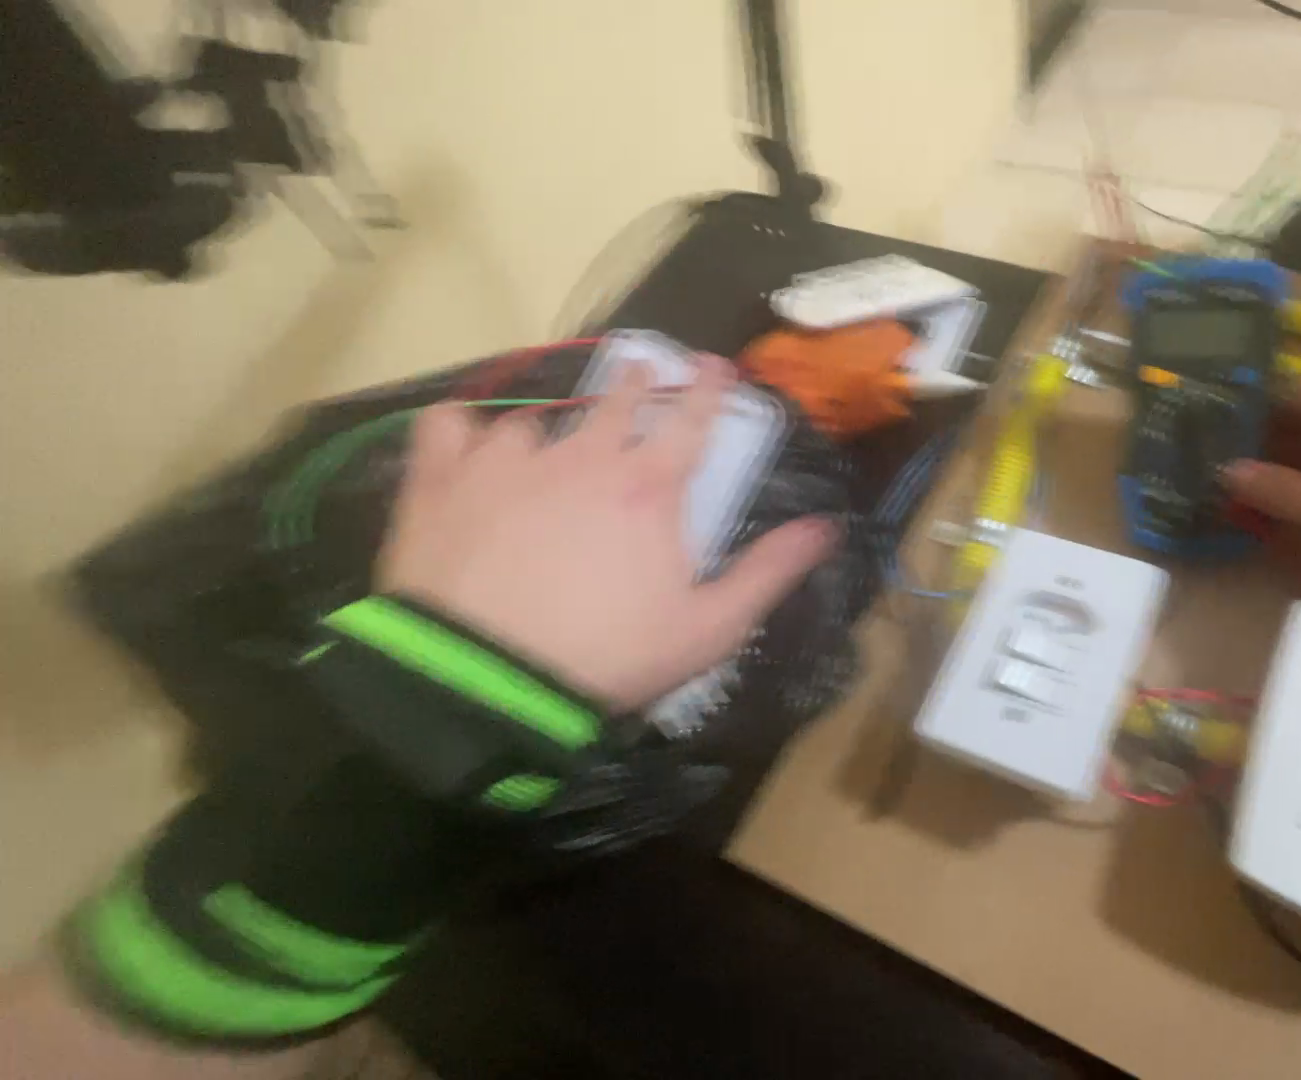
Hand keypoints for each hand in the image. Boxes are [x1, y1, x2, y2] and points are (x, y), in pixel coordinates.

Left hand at [377, 356, 838, 707]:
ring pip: (537, 419)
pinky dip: (465, 429)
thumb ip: (771, 570)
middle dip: (640, 383)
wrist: (484, 685)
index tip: (717, 364)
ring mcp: (508, 464)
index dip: (711, 390)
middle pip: (619, 402)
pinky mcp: (442, 482)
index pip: (693, 421)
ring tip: (552, 440)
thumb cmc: (612, 654)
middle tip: (646, 372)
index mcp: (650, 488)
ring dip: (555, 424)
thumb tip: (828, 526)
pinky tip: (469, 440)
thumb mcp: (712, 625)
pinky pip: (451, 426)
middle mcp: (583, 458)